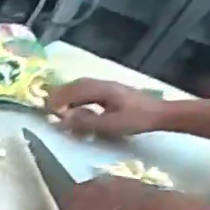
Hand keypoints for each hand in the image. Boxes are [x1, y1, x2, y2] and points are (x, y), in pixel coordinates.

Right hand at [45, 78, 169, 137]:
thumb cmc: (136, 120)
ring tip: (59, 106)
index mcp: (102, 90)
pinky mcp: (113, 92)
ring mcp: (110, 87)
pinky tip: (76, 105)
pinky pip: (89, 90)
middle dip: (60, 94)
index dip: (58, 100)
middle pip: (76, 84)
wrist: (162, 114)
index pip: (73, 91)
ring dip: (68, 94)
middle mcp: (104, 84)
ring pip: (82, 86)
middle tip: (48, 107)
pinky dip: (77, 96)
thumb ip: (85, 121)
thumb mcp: (109, 124)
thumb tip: (62, 119)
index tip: (47, 111)